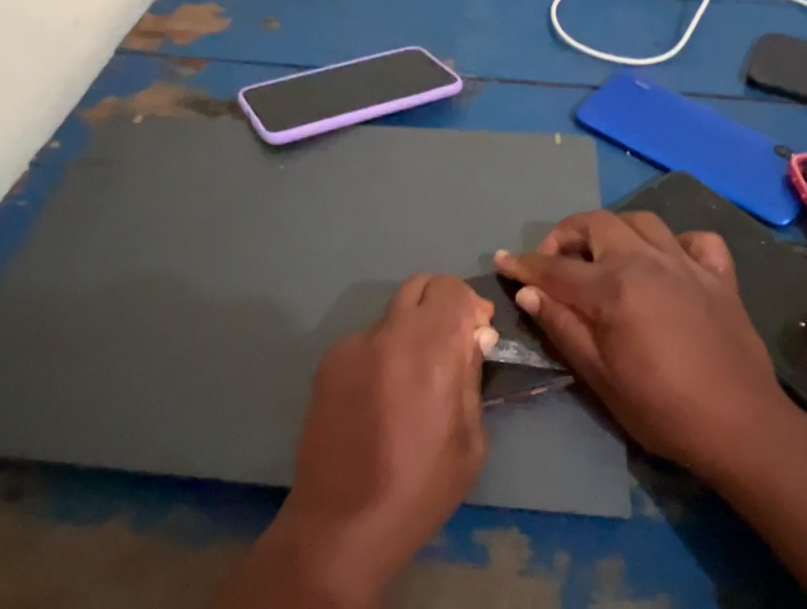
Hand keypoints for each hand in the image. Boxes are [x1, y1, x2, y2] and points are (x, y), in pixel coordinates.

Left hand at [217, 273, 494, 607]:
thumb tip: (473, 338)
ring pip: (392, 315)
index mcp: (432, 348)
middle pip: (420, 285)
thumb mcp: (471, 439)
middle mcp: (389, 333)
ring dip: (410, 331)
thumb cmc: (421, 487)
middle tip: (451, 346)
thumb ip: (471, 376)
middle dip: (442, 305)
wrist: (343, 520)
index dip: (471, 306)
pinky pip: (366, 341)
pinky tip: (381, 398)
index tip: (478, 336)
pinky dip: (382, 353)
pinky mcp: (328, 363)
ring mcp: (352, 345)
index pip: (453, 289)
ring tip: (412, 381)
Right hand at [495, 210, 786, 475]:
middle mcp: (647, 261)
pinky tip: (668, 262)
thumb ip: (562, 326)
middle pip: (597, 224)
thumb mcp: (599, 376)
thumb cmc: (661, 408)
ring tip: (604, 256)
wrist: (740, 426)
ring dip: (615, 231)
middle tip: (555, 263)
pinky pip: (697, 241)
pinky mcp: (721, 277)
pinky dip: (677, 243)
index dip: (524, 265)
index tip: (502, 260)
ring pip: (643, 221)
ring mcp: (687, 264)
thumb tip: (528, 292)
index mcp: (613, 287)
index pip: (555, 268)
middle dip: (566, 235)